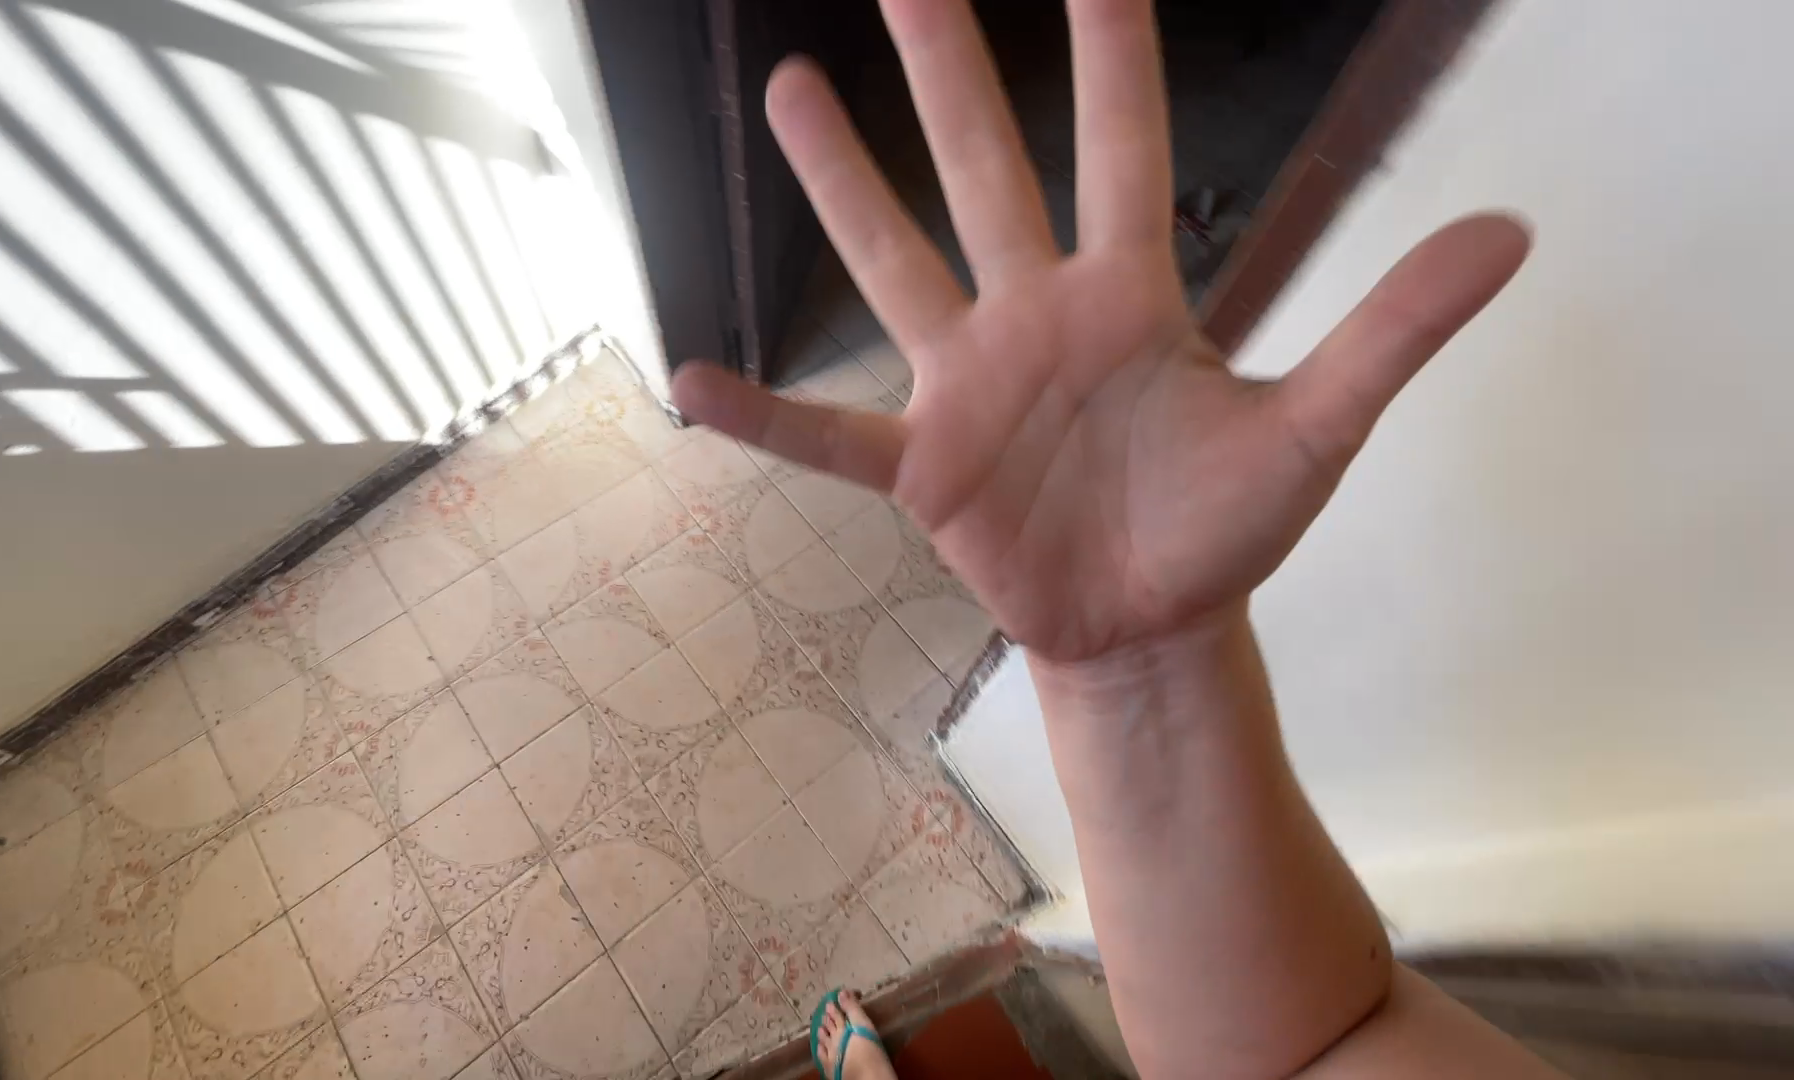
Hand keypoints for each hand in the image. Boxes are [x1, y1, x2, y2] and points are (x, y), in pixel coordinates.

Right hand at [672, 0, 1529, 663]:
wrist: (1145, 621)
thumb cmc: (1220, 531)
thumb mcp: (1313, 433)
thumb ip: (1386, 334)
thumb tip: (1514, 231)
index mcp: (1126, 301)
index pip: (1117, 148)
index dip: (1106, 52)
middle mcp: (1032, 324)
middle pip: (982, 174)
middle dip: (948, 73)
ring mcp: (964, 392)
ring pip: (894, 268)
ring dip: (843, 187)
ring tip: (790, 91)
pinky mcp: (921, 470)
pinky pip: (827, 435)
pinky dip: (766, 414)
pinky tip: (693, 379)